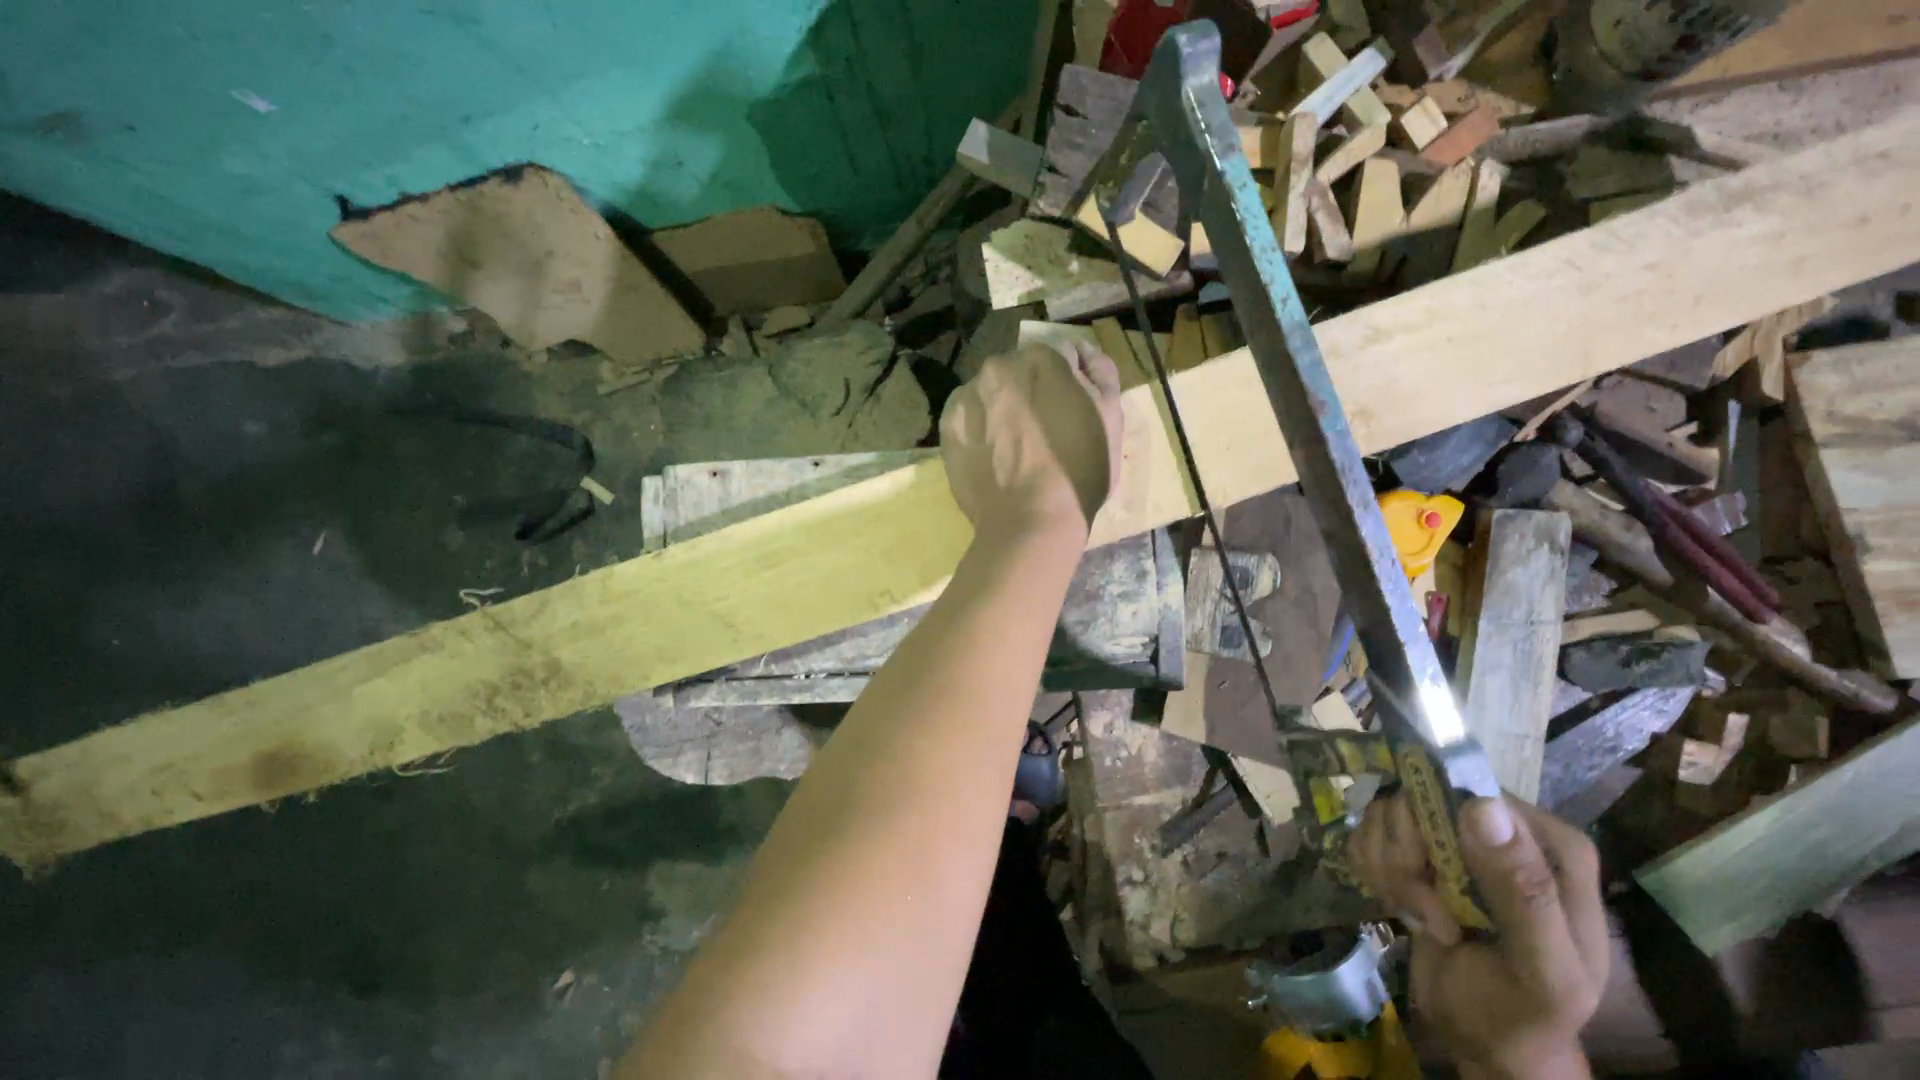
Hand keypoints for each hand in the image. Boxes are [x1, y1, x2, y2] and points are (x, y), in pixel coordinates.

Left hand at [939, 341, 1123, 537]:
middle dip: (1032, 391)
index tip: (1072, 409)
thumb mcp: (1111, 418)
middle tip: (1043, 431)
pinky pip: (968, 416)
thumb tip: (1083, 355)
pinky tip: (991, 454)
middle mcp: (1000, 367)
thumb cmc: (1080, 471)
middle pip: (1021, 371)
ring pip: (991, 392)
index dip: (1070, 382)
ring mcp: (968, 395)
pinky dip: (978, 427)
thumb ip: (1100, 373)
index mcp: (1044, 358)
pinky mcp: (947, 425)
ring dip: (1002, 407)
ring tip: (1014, 447)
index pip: (1061, 354)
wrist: (1029, 522)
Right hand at [1350, 794, 1607, 1079]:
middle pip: (1417, 798)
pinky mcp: (1419, 850)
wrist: (1485, 1041)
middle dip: (1405, 859)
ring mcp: (1457, 836)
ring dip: (1388, 870)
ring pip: (1386, 813)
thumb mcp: (1542, 968)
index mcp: (1550, 843)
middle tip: (1426, 911)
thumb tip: (1481, 804)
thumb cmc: (1525, 1012)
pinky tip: (1400, 906)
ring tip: (1419, 917)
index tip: (1434, 889)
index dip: (1436, 834)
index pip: (1469, 795)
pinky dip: (1372, 870)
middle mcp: (1502, 827)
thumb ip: (1522, 892)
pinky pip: (1369, 831)